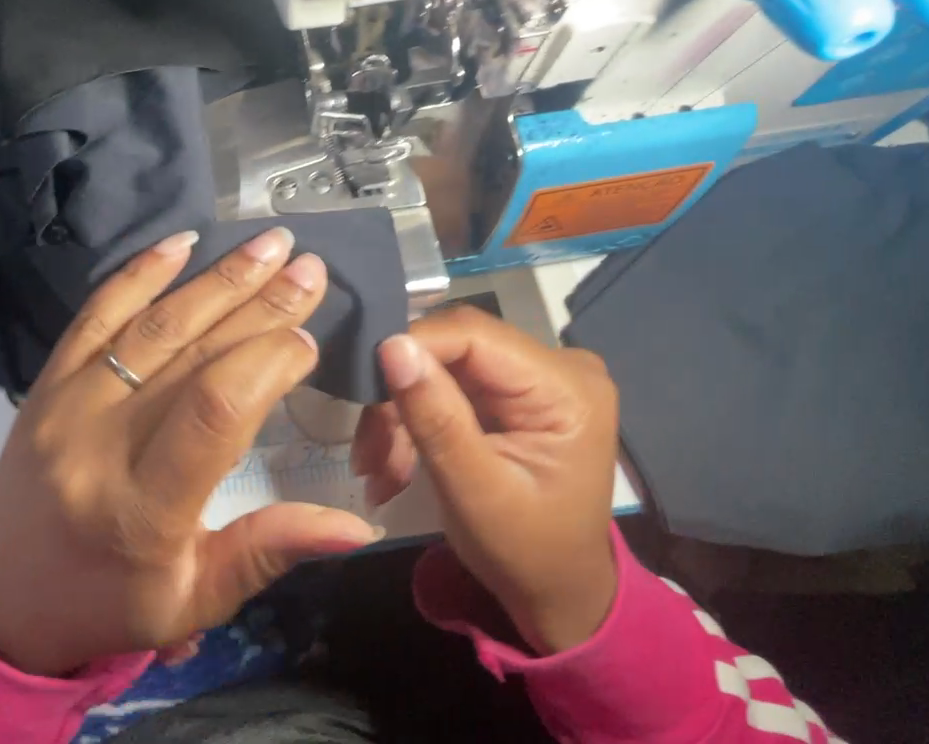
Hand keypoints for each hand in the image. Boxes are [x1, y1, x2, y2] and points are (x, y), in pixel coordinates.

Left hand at [0, 227, 380, 676]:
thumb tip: (358, 526)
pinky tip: (180, 243)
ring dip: (215, 279)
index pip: (215, 410)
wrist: (1, 599)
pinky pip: (95, 316)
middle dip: (259, 304)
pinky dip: (139, 274)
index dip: (268, 361)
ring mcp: (65, 403)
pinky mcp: (45, 383)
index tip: (310, 338)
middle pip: (191, 354)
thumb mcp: (193, 601)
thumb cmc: (107, 605)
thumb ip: (268, 551)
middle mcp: (99, 443)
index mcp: (142, 509)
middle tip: (310, 268)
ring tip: (269, 244)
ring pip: (151, 326)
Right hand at [354, 306, 619, 653]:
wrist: (558, 594)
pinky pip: (448, 385)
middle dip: (401, 395)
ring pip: (441, 367)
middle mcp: (558, 366)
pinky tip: (395, 462)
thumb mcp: (474, 492)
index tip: (362, 389)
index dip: (411, 347)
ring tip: (378, 471)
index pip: (473, 334)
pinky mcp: (514, 391)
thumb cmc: (526, 552)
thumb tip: (391, 344)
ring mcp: (536, 377)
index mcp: (566, 387)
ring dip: (401, 415)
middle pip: (453, 350)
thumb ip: (436, 417)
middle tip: (368, 454)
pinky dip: (416, 420)